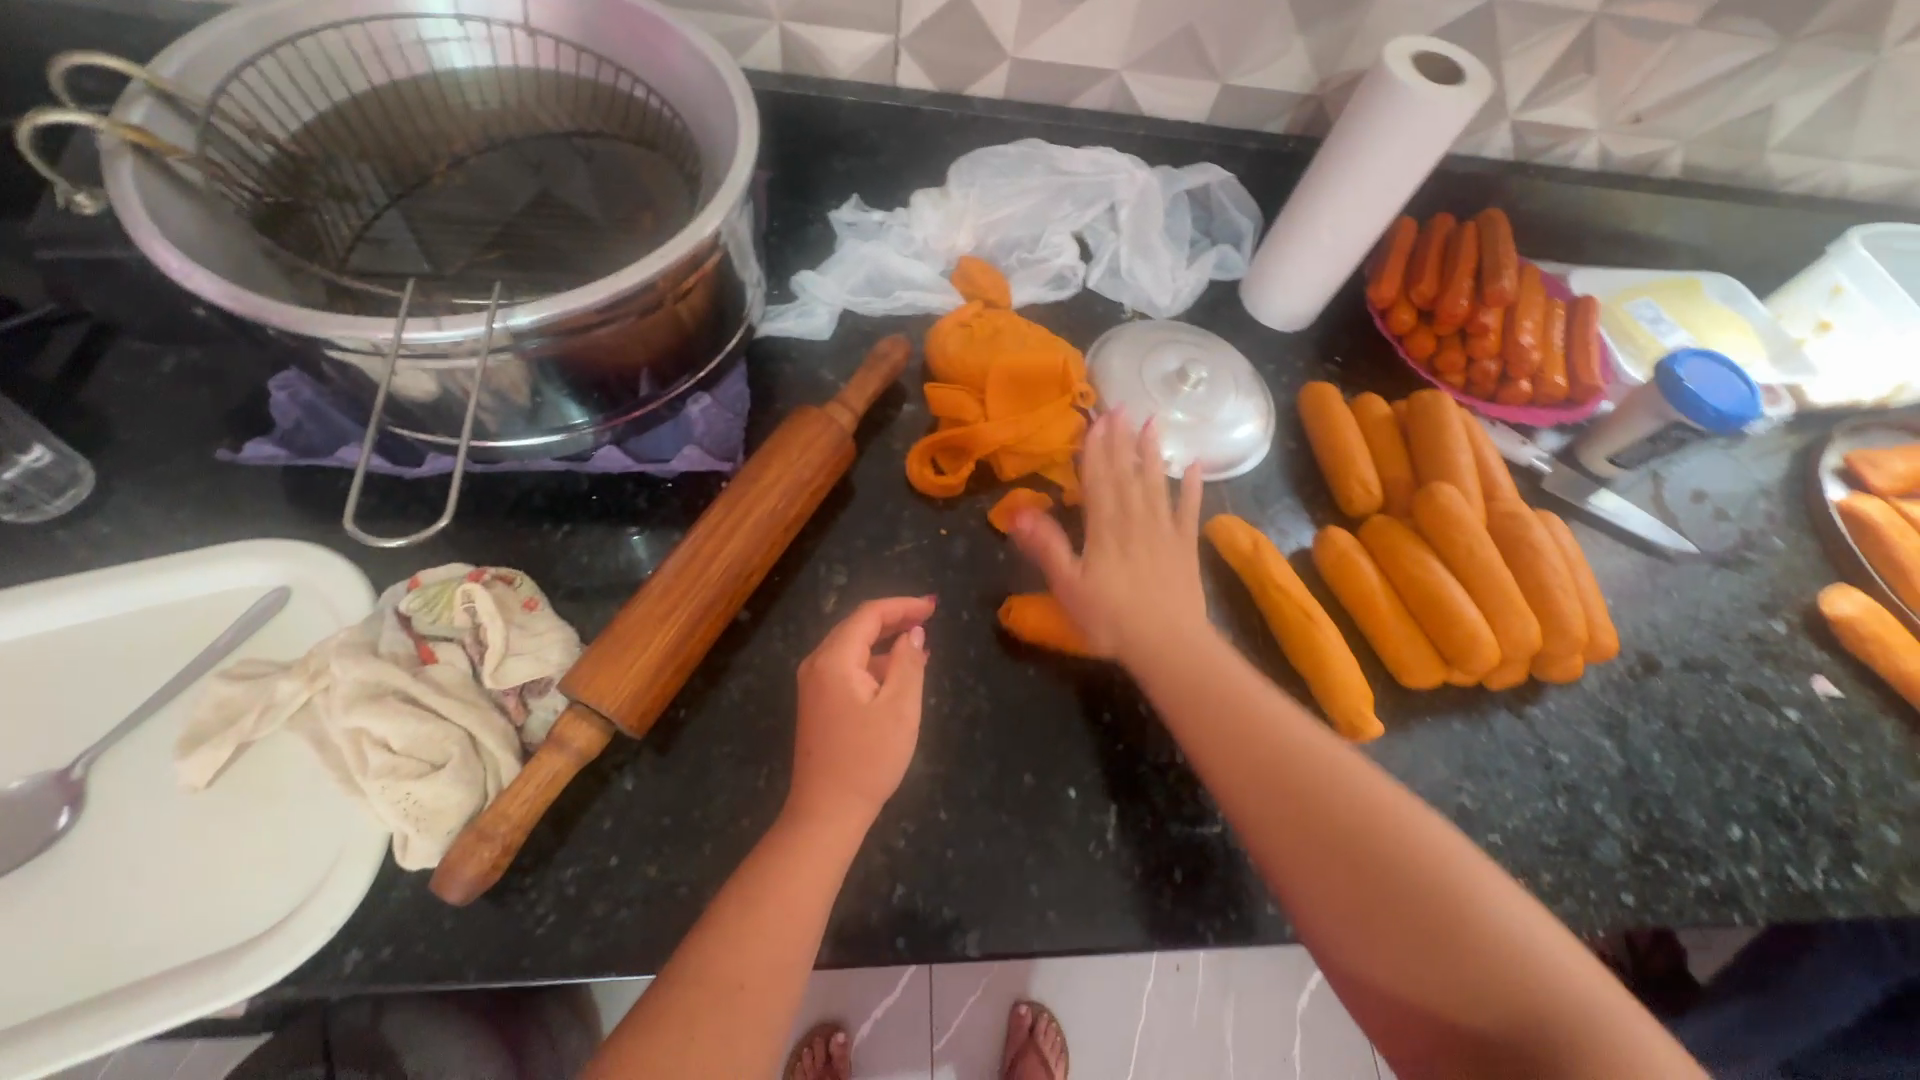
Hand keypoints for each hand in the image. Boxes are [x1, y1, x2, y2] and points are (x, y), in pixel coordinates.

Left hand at [787, 596, 934, 830]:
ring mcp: (813, 684)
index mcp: (834, 660)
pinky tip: (899, 674)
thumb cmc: (868, 759)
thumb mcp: (900, 708)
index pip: (869, 615)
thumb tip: (913, 633)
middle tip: (930, 617)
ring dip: (885, 642)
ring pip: (852, 647)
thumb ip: (909, 663)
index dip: (903, 605)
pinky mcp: (818, 703)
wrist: (827, 810)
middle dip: (894, 618)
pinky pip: (847, 668)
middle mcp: (817, 664)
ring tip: (921, 646)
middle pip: (856, 626)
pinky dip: (874, 663)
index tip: (934, 606)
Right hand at [1010, 410, 1208, 667]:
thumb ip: (1046, 547)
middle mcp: (1135, 521)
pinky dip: (1192, 486)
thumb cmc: (1111, 620)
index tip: (1096, 419)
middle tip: (1120, 407)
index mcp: (1104, 528)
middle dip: (1121, 440)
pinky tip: (1195, 465)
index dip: (1095, 449)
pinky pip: (1189, 510)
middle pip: (1126, 474)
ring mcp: (1164, 532)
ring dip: (1153, 452)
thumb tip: (1018, 512)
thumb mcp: (1068, 587)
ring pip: (1156, 483)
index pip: (1098, 479)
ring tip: (1153, 421)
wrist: (1168, 645)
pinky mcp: (1186, 547)